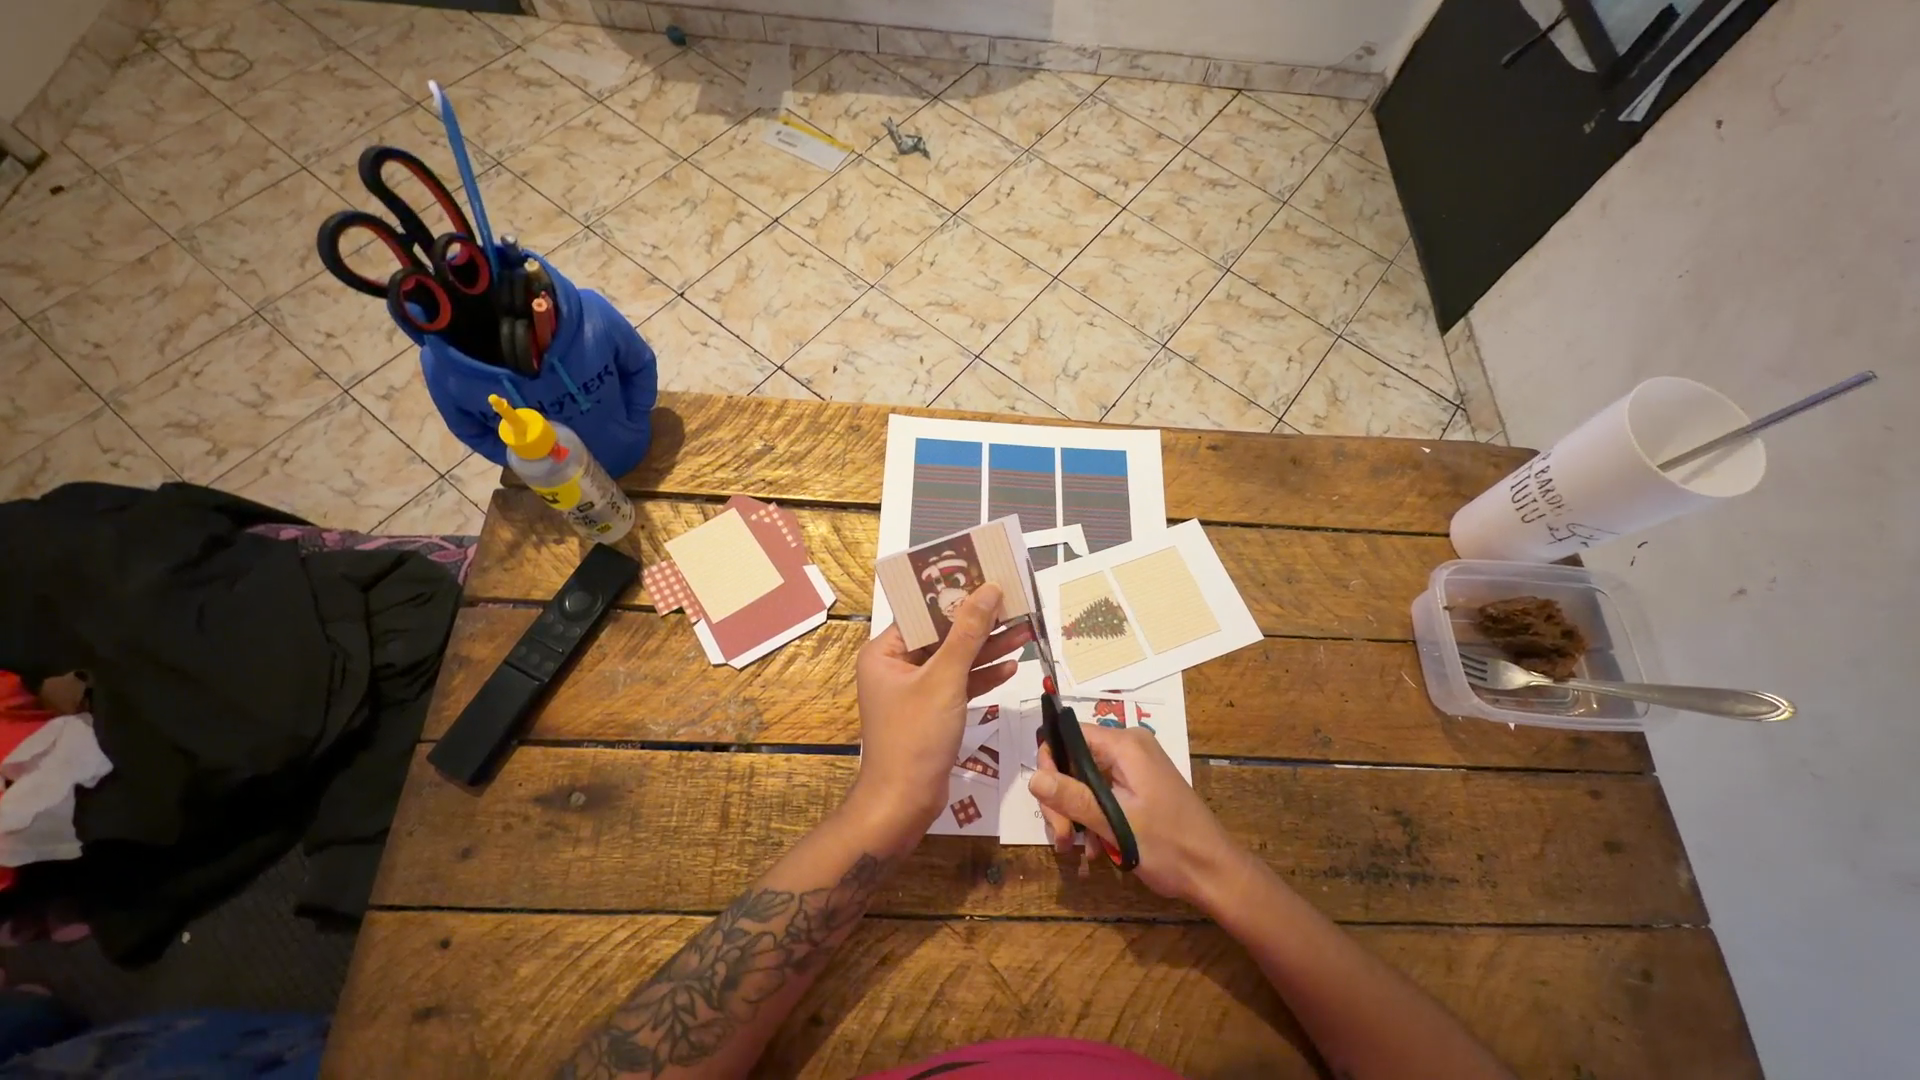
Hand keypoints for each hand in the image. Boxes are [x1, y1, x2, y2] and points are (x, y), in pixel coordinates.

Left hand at [853, 584, 1032, 832]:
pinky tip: (1010, 667)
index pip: (922, 612)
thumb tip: (989, 590)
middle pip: (942, 634)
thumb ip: (968, 633)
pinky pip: (959, 684)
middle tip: (1015, 603)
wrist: (904, 803)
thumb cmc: (915, 736)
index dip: (956, 594)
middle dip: (979, 622)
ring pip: (955, 660)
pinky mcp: (932, 711)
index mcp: (884, 652)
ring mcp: (915, 690)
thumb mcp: (944, 679)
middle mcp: (895, 667)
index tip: (988, 578)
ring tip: (1025, 631)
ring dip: (988, 648)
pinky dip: (982, 677)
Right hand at [1029, 725, 1242, 906]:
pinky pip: (1102, 795)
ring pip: (1084, 782)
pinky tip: (1095, 851)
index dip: (1050, 765)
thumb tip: (1033, 777)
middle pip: (1074, 761)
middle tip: (1063, 839)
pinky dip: (1093, 820)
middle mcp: (1128, 749)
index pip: (1069, 735)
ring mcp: (1134, 770)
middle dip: (1062, 800)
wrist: (1215, 873)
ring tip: (1076, 850)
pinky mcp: (1138, 789)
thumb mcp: (1115, 823)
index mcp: (1125, 745)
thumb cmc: (1169, 845)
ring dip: (1075, 816)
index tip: (1048, 803)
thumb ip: (1073, 797)